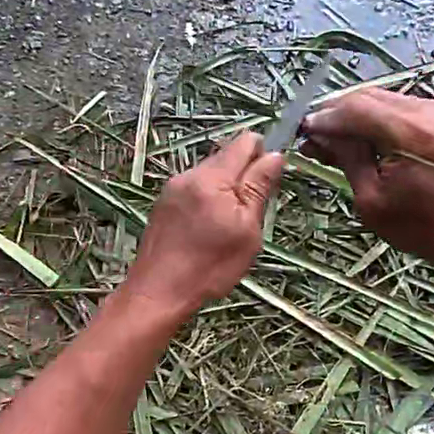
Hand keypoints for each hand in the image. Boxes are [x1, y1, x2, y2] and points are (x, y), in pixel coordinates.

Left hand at [124, 131, 284, 316]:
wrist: (158, 291)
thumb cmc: (210, 266)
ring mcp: (172, 189)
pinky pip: (194, 190)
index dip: (263, 155)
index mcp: (212, 177)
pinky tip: (206, 231)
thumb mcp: (246, 230)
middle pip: (227, 157)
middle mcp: (189, 174)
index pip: (245, 142)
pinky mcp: (163, 204)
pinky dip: (207, 202)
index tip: (267, 184)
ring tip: (226, 228)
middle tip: (248, 215)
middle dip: (244, 177)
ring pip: (210, 176)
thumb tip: (275, 156)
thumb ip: (258, 189)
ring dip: (226, 191)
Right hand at [302, 88, 433, 277]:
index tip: (302, 132)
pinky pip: (402, 109)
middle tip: (314, 136)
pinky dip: (378, 120)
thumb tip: (319, 136)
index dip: (325, 118)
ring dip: (356, 116)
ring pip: (385, 100)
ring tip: (335, 141)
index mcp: (411, 132)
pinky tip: (363, 140)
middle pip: (369, 96)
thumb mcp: (372, 199)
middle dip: (338, 114)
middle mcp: (430, 111)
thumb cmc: (421, 228)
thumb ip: (347, 158)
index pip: (355, 108)